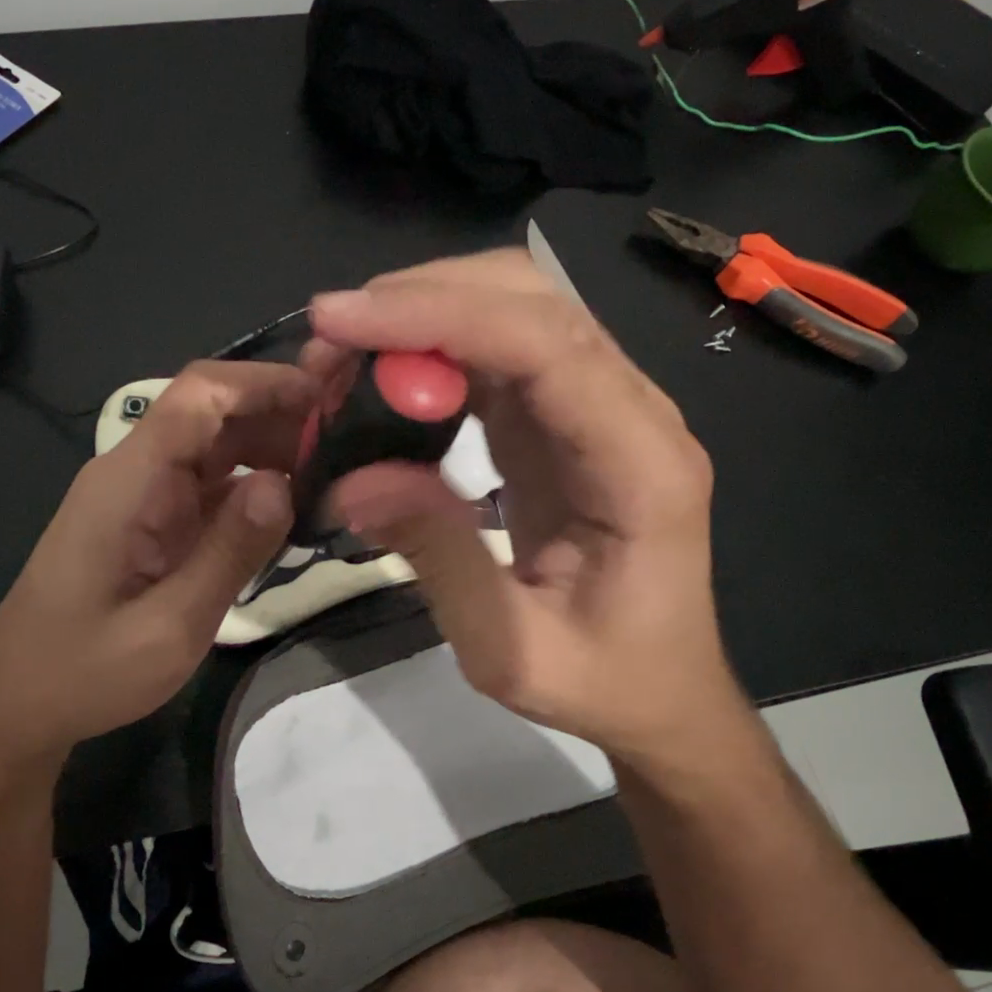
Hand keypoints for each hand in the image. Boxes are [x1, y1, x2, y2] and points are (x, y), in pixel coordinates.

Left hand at [0, 361, 310, 763]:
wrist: (19, 703)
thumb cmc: (86, 671)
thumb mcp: (170, 625)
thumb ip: (229, 552)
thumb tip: (284, 482)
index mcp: (130, 481)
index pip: (198, 395)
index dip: (264, 383)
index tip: (329, 398)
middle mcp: (134, 474)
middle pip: (210, 415)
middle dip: (277, 417)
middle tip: (347, 446)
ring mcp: (139, 498)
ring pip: (211, 450)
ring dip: (268, 452)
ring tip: (331, 477)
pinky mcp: (146, 524)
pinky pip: (204, 489)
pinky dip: (248, 491)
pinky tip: (289, 513)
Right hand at [304, 250, 740, 763]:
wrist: (663, 692)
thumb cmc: (605, 682)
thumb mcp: (513, 651)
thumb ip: (442, 559)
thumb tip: (351, 481)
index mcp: (640, 465)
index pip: (545, 347)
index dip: (439, 317)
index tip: (341, 322)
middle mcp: (632, 413)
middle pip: (533, 303)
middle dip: (422, 300)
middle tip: (328, 341)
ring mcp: (602, 408)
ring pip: (514, 312)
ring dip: (422, 315)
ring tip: (341, 357)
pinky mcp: (567, 419)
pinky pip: (500, 354)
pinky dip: (434, 350)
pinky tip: (383, 378)